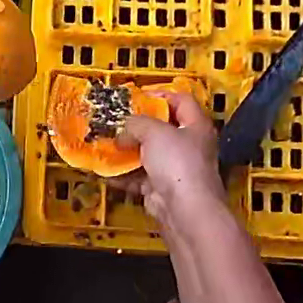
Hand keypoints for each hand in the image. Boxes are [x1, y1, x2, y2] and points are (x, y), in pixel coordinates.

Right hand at [118, 92, 227, 225]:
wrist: (184, 208)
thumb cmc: (178, 162)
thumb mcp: (154, 131)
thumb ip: (136, 123)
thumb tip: (123, 129)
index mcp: (196, 125)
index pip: (181, 100)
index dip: (161, 94)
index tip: (138, 97)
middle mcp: (189, 145)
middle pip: (161, 128)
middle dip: (137, 126)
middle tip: (117, 122)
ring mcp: (175, 168)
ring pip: (148, 154)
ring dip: (127, 151)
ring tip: (107, 145)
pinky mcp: (162, 188)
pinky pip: (139, 177)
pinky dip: (123, 175)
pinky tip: (107, 171)